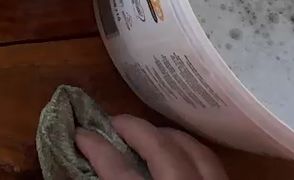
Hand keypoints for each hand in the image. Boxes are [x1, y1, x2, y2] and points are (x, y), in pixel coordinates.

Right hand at [77, 116, 227, 179]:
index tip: (79, 133)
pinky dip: (194, 153)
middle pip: (161, 148)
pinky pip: (215, 167)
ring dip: (167, 136)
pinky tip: (180, 154)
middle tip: (112, 124)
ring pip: (195, 152)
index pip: (118, 169)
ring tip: (147, 133)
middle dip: (132, 127)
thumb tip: (78, 166)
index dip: (93, 146)